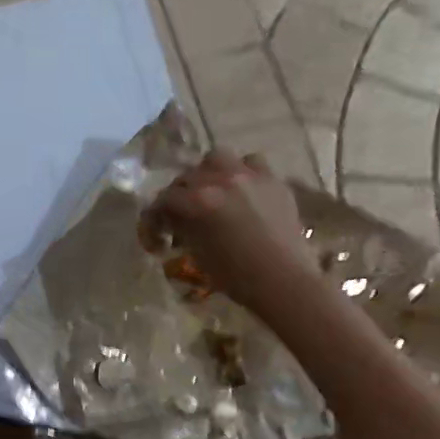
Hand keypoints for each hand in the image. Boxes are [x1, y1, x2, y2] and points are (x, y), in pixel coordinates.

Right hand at [140, 150, 317, 314]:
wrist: (283, 281)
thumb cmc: (236, 277)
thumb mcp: (199, 254)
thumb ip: (183, 229)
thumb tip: (172, 220)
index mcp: (200, 202)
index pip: (166, 198)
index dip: (156, 213)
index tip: (156, 226)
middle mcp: (222, 180)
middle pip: (188, 176)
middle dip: (179, 194)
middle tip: (180, 213)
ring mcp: (250, 176)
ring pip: (218, 158)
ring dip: (208, 172)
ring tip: (210, 190)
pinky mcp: (273, 180)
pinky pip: (252, 163)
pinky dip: (241, 171)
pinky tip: (241, 190)